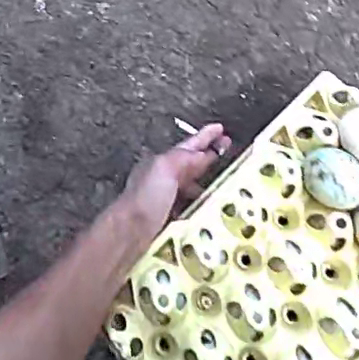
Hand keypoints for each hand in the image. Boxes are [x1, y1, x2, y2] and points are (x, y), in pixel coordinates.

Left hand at [116, 123, 233, 241]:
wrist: (130, 231)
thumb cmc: (145, 197)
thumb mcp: (163, 169)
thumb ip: (182, 158)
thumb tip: (202, 154)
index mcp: (163, 162)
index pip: (189, 145)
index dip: (205, 136)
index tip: (220, 128)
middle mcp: (164, 177)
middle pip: (191, 163)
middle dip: (209, 155)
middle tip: (228, 149)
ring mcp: (167, 198)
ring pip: (192, 185)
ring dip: (208, 181)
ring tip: (227, 183)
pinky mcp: (170, 219)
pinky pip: (191, 206)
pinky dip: (202, 205)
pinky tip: (212, 210)